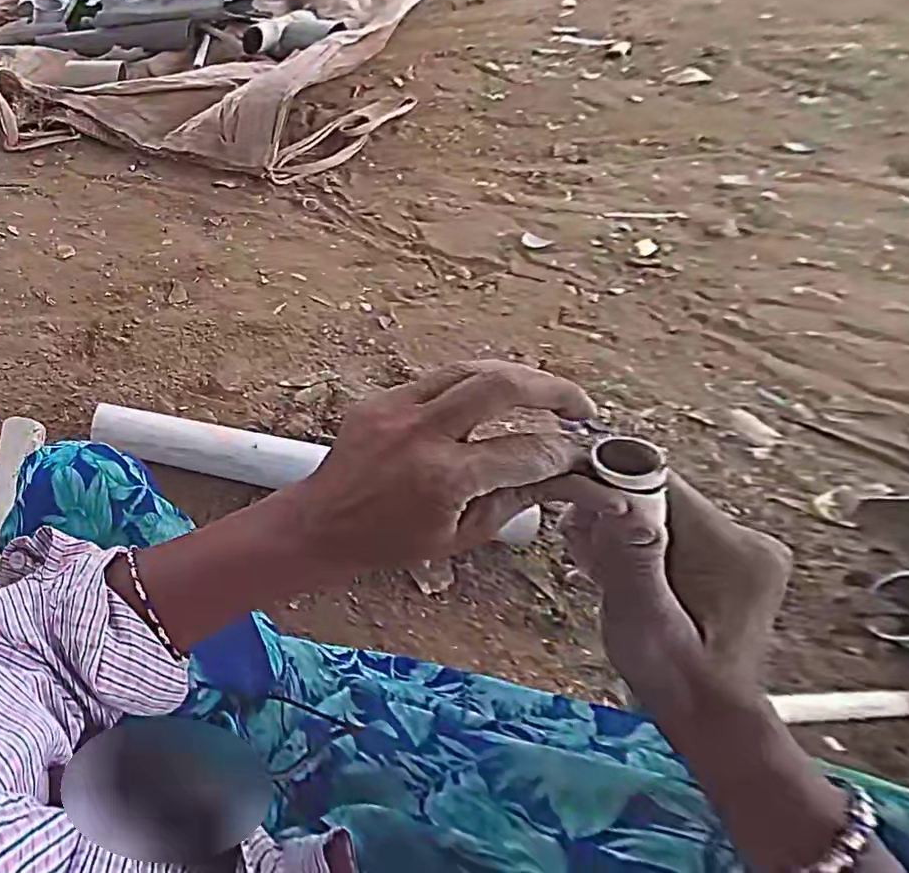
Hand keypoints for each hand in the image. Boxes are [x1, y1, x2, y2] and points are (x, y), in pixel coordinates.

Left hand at [292, 360, 623, 570]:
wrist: (323, 521)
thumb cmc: (390, 539)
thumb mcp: (463, 532)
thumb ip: (518, 498)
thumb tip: (571, 476)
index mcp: (443, 476)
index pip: (526, 451)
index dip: (566, 452)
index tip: (584, 453)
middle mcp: (417, 433)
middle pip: (499, 385)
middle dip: (552, 389)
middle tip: (577, 407)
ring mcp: (391, 410)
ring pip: (465, 370)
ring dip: (511, 377)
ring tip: (541, 394)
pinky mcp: (376, 401)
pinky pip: (432, 381)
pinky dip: (467, 385)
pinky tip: (488, 399)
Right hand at [563, 473, 902, 872]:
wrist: (705, 713)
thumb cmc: (674, 673)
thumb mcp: (642, 616)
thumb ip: (631, 557)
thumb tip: (613, 499)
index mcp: (735, 549)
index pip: (654, 482)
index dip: (604, 493)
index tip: (582, 529)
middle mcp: (744, 538)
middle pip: (647, 493)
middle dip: (604, 518)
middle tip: (592, 561)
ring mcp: (732, 546)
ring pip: (645, 507)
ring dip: (609, 531)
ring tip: (604, 571)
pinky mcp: (717, 554)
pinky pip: (653, 524)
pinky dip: (623, 540)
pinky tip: (617, 571)